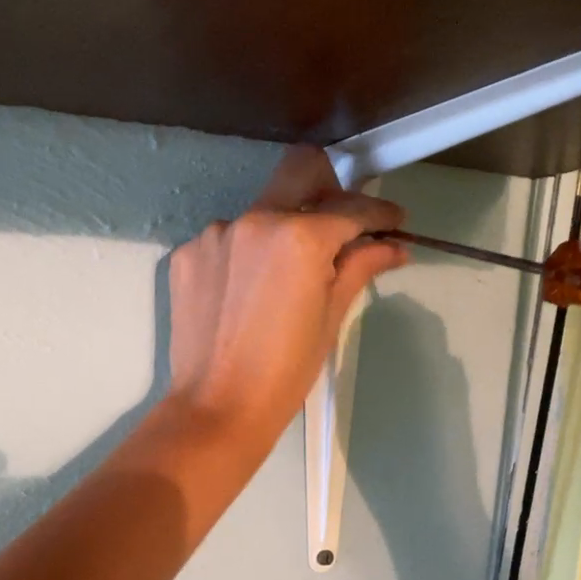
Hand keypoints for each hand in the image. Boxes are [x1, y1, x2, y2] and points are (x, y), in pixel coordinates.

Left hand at [165, 146, 407, 441]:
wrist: (217, 408)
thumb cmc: (285, 372)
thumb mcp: (330, 318)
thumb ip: (359, 268)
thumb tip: (393, 247)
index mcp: (299, 236)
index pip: (351, 208)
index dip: (380, 215)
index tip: (393, 224)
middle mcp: (255, 220)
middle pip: (301, 171)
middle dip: (330, 187)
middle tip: (343, 223)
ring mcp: (214, 234)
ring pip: (261, 211)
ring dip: (282, 231)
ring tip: (285, 279)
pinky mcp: (187, 255)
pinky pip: (227, 240)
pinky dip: (245, 255)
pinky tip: (248, 294)